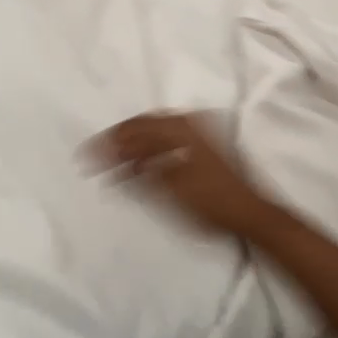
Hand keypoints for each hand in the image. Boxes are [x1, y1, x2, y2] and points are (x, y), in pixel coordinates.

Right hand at [87, 112, 288, 241]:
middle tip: (97, 153)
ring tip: (115, 157)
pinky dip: (152, 143)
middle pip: (145, 123)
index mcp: (179, 128)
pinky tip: (143, 160)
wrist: (250, 214)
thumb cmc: (210, 203)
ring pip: (157, 127)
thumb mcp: (168, 190)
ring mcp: (200, 131)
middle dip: (119, 137)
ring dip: (135, 139)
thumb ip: (137, 171)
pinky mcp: (206, 143)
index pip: (134, 128)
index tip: (87, 155)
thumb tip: (109, 158)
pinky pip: (170, 134)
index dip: (108, 141)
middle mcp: (189, 122)